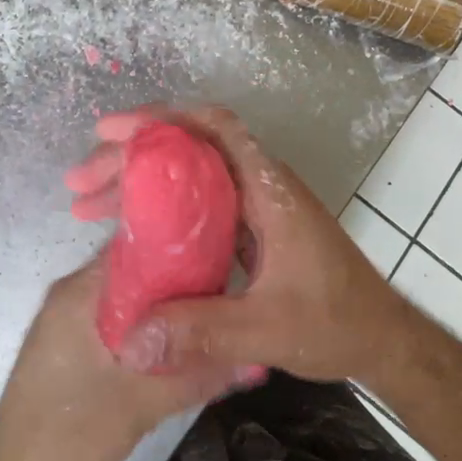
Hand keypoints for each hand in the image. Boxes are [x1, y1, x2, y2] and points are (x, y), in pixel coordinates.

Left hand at [0, 259, 249, 460]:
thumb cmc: (68, 436)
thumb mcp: (142, 405)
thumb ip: (199, 377)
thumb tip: (255, 357)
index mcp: (79, 292)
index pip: (137, 245)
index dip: (183, 246)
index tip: (226, 256)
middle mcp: (71, 296)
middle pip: (136, 272)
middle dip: (181, 283)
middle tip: (228, 294)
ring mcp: (67, 323)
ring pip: (128, 302)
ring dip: (166, 313)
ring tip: (212, 319)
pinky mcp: (69, 349)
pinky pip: (116, 323)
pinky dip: (147, 332)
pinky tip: (179, 349)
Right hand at [64, 106, 411, 382]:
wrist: (382, 338)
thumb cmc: (336, 322)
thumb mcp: (267, 329)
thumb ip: (202, 331)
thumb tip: (129, 337)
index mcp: (269, 190)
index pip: (214, 129)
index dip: (162, 121)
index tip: (111, 134)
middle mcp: (262, 187)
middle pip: (191, 150)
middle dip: (132, 158)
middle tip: (79, 184)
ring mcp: (259, 209)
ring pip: (191, 179)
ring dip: (141, 185)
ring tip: (87, 205)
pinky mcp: (255, 233)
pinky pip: (200, 207)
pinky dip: (161, 212)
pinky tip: (129, 234)